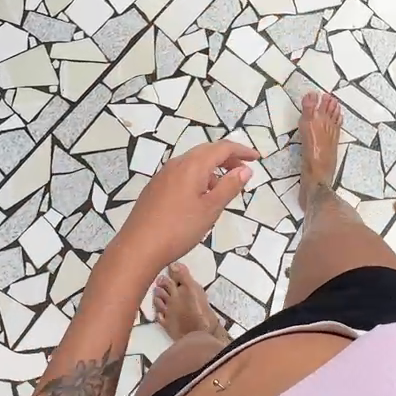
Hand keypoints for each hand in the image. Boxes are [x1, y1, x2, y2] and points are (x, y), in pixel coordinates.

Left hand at [109, 140, 259, 279]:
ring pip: (193, 163)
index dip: (241, 151)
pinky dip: (198, 177)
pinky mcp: (155, 188)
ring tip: (224, 187)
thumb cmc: (179, 228)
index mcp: (193, 165)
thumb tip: (245, 170)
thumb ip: (229, 187)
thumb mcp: (210, 209)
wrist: (138, 248)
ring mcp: (164, 175)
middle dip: (227, 158)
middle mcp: (177, 163)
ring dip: (212, 169)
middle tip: (243, 171)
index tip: (257, 158)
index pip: (222, 148)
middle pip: (207, 151)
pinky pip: (182, 173)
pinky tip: (200, 197)